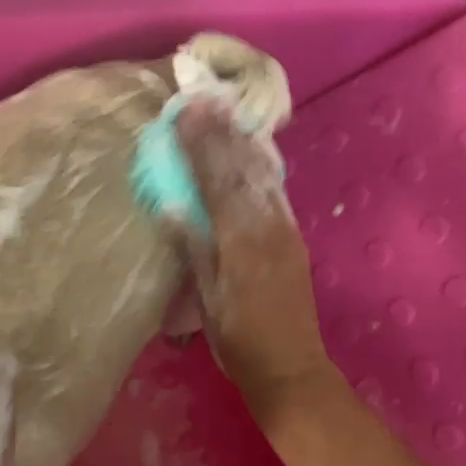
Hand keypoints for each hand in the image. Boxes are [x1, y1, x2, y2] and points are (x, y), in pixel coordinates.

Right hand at [172, 98, 334, 418]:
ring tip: (227, 113)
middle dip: (223, 133)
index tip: (187, 112)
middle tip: (206, 98)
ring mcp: (286, 230)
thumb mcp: (207, 301)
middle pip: (243, 170)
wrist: (292, 367)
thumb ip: (193, 251)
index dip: (202, 144)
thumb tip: (171, 207)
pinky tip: (253, 152)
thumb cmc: (239, 341)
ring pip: (264, 176)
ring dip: (244, 143)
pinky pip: (276, 192)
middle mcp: (268, 227)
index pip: (217, 182)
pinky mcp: (294, 238)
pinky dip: (261, 166)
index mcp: (241, 241)